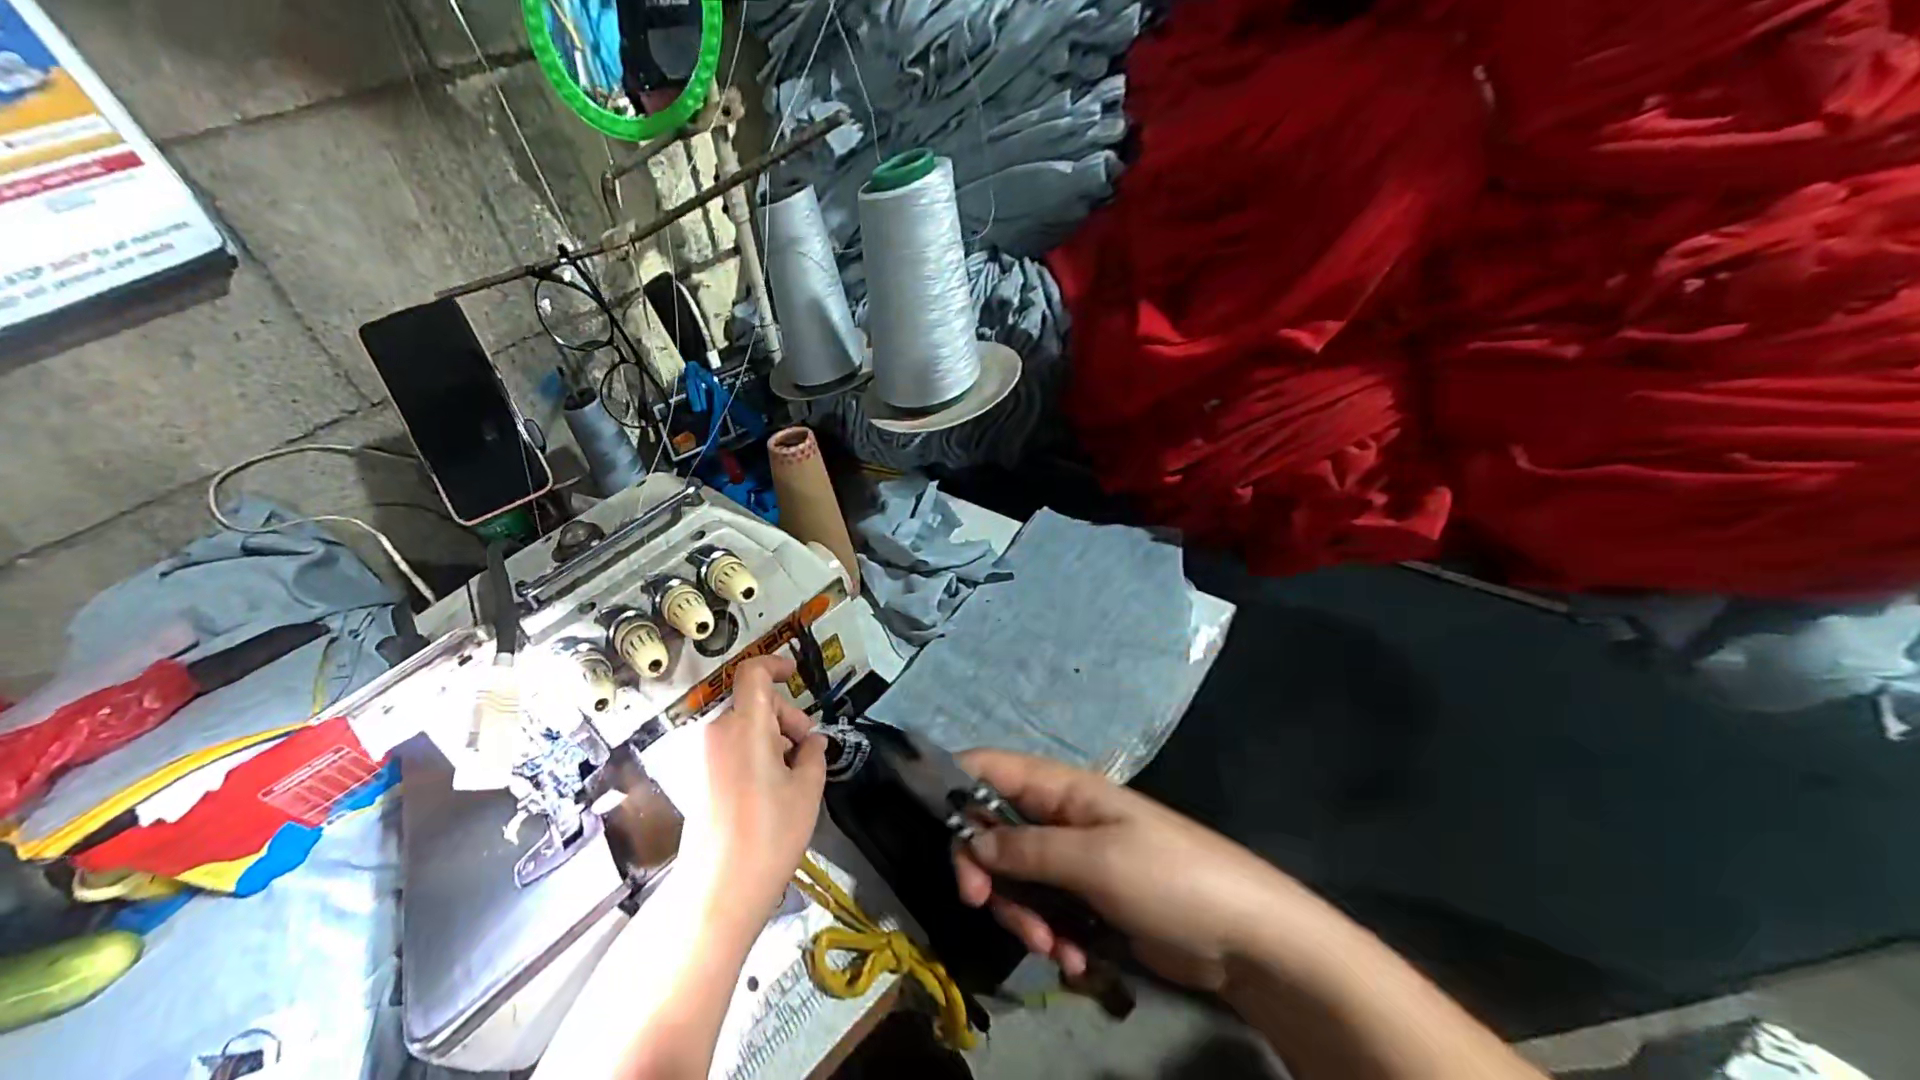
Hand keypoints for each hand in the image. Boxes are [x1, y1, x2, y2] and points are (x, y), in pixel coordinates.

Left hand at [677, 655, 828, 919]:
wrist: (717, 889)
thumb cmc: (768, 834)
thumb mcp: (807, 789)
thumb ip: (813, 753)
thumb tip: (811, 741)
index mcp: (743, 726)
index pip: (752, 673)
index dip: (775, 664)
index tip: (794, 674)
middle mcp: (716, 733)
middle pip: (754, 703)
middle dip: (786, 717)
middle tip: (807, 750)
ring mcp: (702, 757)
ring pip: (744, 727)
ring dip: (772, 737)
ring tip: (793, 775)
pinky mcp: (696, 778)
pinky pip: (731, 748)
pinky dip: (754, 753)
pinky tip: (771, 788)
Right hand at [953, 749, 1321, 990]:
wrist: (1246, 937)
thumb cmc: (1170, 879)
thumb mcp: (1094, 860)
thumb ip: (1027, 848)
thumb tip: (971, 841)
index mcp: (1061, 788)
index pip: (989, 769)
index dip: (955, 793)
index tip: (945, 843)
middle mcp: (1060, 817)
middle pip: (992, 831)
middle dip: (987, 874)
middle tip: (984, 907)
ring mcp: (1074, 859)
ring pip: (1015, 879)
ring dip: (1023, 916)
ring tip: (1056, 948)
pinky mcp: (1087, 900)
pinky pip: (1045, 911)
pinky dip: (1051, 937)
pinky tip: (1078, 962)